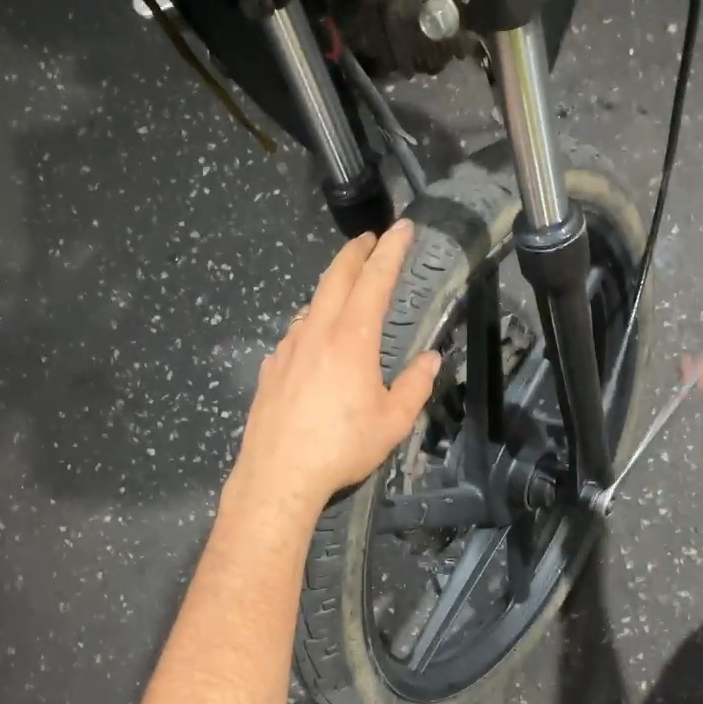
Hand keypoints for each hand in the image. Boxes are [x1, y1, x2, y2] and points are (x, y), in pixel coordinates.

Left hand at [235, 221, 442, 504]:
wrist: (279, 475)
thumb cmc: (342, 448)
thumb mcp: (392, 423)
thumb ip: (414, 386)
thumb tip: (431, 360)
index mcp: (352, 339)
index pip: (374, 280)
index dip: (391, 251)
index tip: (403, 228)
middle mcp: (317, 333)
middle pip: (335, 277)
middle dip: (355, 252)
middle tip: (371, 239)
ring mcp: (288, 348)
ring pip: (311, 304)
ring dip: (331, 287)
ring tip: (345, 290)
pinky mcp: (271, 369)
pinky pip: (295, 333)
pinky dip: (311, 322)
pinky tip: (314, 339)